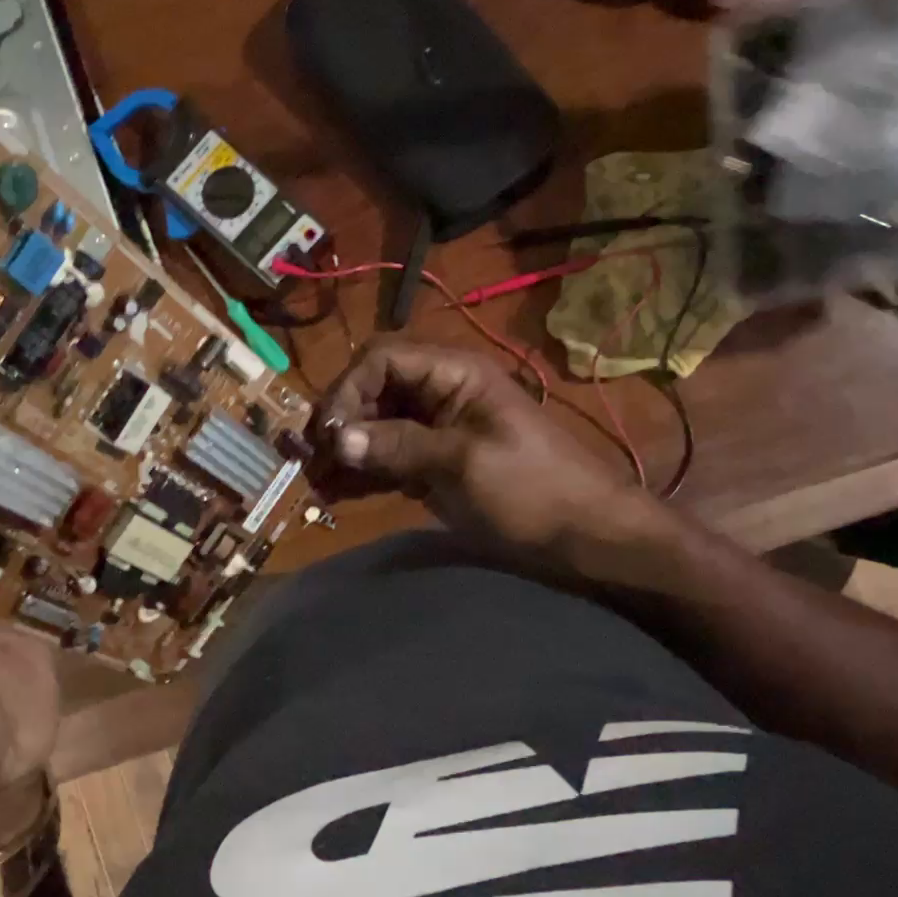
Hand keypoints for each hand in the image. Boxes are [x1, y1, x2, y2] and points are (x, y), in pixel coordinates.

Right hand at [316, 340, 671, 565]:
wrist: (585, 536)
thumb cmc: (533, 489)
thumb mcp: (462, 463)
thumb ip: (397, 445)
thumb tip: (336, 439)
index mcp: (454, 374)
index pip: (381, 360)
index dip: (347, 390)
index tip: (328, 434)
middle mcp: (439, 394)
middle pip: (371, 391)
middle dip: (339, 422)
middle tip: (311, 461)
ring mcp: (435, 430)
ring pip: (374, 426)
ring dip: (344, 451)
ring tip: (315, 483)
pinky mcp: (434, 464)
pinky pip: (387, 458)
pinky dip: (361, 472)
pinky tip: (335, 492)